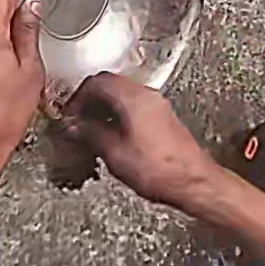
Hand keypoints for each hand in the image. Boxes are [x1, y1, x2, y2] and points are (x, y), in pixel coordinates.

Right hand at [60, 72, 219, 208]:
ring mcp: (157, 105)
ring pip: (122, 93)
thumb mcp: (115, 154)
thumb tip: (74, 126)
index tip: (69, 113)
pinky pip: (134, 104)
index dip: (78, 96)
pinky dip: (117, 113)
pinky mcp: (162, 117)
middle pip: (110, 83)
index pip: (97, 82)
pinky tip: (111, 134)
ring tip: (90, 128)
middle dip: (89, 99)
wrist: (195, 183)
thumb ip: (90, 134)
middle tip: (76, 118)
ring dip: (103, 106)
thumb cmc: (160, 170)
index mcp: (133, 98)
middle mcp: (147, 96)